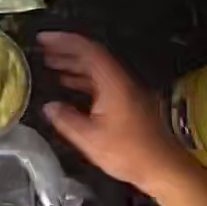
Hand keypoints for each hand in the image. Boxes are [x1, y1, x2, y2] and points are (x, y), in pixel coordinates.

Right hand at [37, 31, 194, 194]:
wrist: (163, 167)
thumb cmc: (129, 153)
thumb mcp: (90, 138)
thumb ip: (66, 120)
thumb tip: (49, 107)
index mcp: (113, 83)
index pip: (88, 50)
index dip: (64, 40)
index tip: (44, 38)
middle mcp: (121, 81)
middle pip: (93, 56)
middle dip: (66, 50)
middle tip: (43, 49)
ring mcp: (126, 91)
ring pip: (97, 69)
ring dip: (74, 64)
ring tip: (51, 64)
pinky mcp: (128, 102)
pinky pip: (102, 82)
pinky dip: (83, 79)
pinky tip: (70, 85)